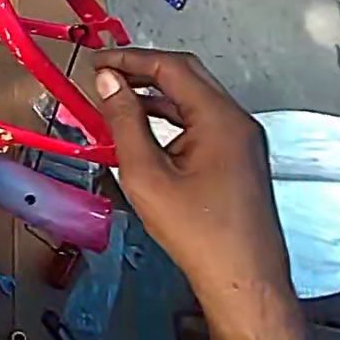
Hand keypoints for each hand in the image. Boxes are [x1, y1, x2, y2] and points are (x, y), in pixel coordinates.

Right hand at [93, 49, 293, 320]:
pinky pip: (199, 118)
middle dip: (141, 69)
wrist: (242, 280)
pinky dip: (168, 112)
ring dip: (153, 90)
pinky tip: (141, 124)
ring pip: (193, 96)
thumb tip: (108, 81)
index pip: (171, 67)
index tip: (97, 63)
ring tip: (115, 97)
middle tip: (104, 74)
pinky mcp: (238, 156)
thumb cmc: (195, 230)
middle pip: (186, 75)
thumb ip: (124, 120)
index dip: (129, 59)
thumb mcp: (145, 172)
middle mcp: (237, 121)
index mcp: (220, 119)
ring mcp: (242, 139)